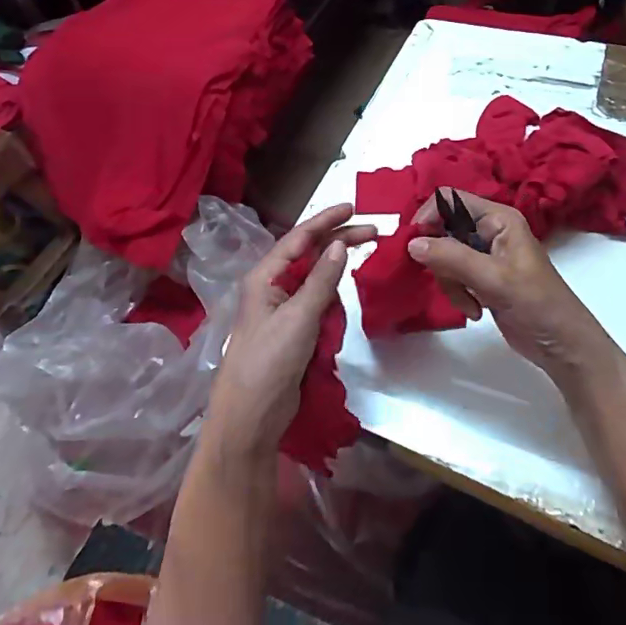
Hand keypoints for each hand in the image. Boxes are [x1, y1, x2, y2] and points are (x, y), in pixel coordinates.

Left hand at [204, 204, 376, 456]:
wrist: (251, 417)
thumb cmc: (269, 362)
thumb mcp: (299, 317)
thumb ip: (321, 280)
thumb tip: (340, 244)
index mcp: (265, 277)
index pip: (299, 238)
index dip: (326, 220)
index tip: (353, 207)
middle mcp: (272, 287)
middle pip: (309, 254)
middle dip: (339, 240)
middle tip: (374, 232)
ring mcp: (283, 309)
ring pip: (316, 277)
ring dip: (338, 266)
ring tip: (366, 256)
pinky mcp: (294, 329)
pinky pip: (318, 300)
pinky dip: (334, 293)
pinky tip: (348, 291)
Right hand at [406, 191, 613, 380]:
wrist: (561, 343)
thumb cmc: (536, 304)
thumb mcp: (493, 279)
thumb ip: (452, 258)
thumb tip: (412, 242)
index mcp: (499, 219)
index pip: (450, 200)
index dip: (428, 217)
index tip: (414, 246)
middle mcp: (491, 230)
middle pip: (444, 230)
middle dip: (441, 260)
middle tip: (451, 282)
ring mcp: (487, 255)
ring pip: (446, 257)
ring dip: (450, 283)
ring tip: (470, 304)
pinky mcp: (483, 278)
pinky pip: (454, 276)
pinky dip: (458, 294)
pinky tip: (475, 311)